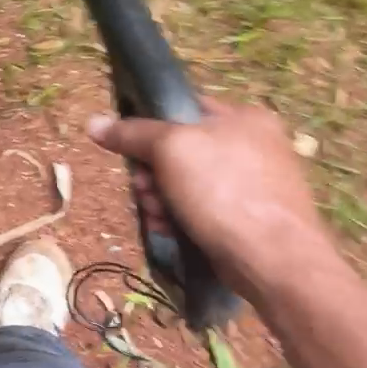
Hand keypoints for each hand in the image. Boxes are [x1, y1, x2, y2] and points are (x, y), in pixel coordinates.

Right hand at [86, 99, 333, 301]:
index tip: (132, 151)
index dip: (147, 128)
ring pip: (179, 181)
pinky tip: (170, 228)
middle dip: (149, 173)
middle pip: (173, 149)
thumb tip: (93, 122)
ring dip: (157, 198)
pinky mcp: (244, 215)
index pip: (179, 109)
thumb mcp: (170, 148)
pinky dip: (175, 216)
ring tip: (158, 216)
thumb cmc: (223, 191)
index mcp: (244, 118)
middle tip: (146, 190)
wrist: (273, 259)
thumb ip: (131, 132)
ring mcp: (250, 182)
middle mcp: (251, 145)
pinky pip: (195, 205)